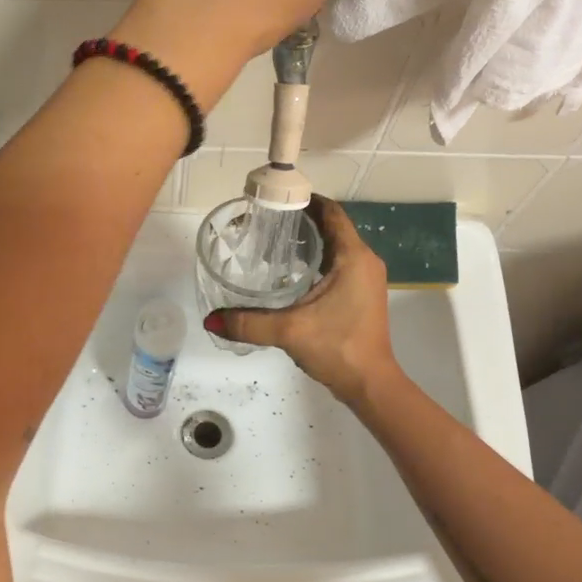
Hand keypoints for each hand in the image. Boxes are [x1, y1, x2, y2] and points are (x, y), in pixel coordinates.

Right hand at [206, 197, 398, 401]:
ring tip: (273, 243)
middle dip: (302, 221)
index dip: (306, 201)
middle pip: (333, 228)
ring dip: (310, 243)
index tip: (277, 197)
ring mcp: (366, 280)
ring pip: (336, 248)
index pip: (331, 213)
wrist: (371, 384)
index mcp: (353, 257)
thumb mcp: (289, 331)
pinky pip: (338, 266)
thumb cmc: (337, 348)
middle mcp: (364, 262)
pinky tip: (291, 274)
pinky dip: (317, 262)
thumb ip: (248, 323)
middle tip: (267, 221)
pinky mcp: (362, 297)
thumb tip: (211, 319)